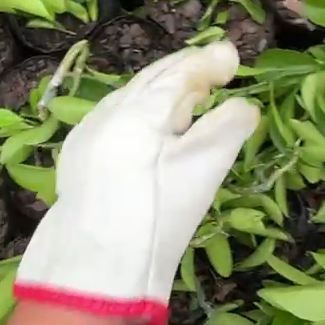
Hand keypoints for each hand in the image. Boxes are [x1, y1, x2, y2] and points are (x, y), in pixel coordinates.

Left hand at [13, 41, 260, 324]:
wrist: (95, 267)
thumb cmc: (157, 218)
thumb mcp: (200, 173)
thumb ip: (225, 130)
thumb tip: (244, 106)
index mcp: (138, 111)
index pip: (178, 76)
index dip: (208, 64)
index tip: (233, 57)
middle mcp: (109, 111)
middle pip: (152, 80)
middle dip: (186, 71)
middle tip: (216, 68)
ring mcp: (89, 132)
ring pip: (132, 96)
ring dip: (163, 89)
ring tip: (191, 91)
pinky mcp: (80, 154)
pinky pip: (116, 116)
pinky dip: (142, 110)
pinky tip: (154, 123)